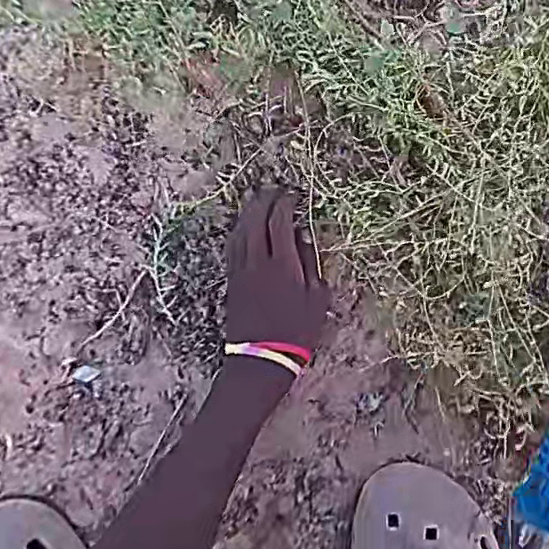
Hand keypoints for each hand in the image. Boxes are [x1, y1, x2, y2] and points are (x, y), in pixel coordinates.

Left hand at [224, 189, 328, 354]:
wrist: (262, 358)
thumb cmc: (297, 330)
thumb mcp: (316, 297)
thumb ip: (309, 261)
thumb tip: (303, 235)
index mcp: (282, 264)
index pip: (279, 221)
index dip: (285, 203)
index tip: (293, 195)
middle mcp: (257, 261)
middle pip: (255, 220)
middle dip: (264, 200)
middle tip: (274, 190)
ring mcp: (241, 270)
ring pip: (240, 230)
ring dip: (249, 212)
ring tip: (258, 201)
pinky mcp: (232, 279)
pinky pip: (233, 245)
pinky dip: (239, 229)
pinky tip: (244, 226)